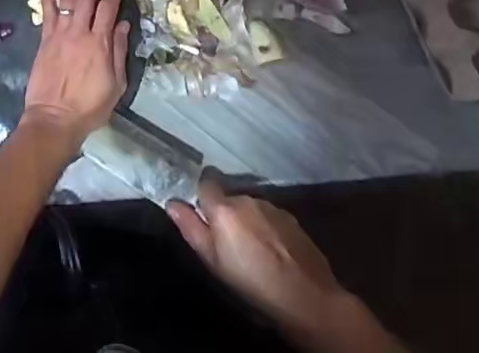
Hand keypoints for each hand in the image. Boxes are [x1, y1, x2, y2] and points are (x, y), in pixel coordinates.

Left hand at [20, 0, 129, 152]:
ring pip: (67, 0)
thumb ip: (119, 51)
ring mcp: (60, 35)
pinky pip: (46, 15)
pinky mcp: (44, 41)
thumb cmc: (90, 106)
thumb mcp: (116, 84)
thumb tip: (122, 24)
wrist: (54, 118)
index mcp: (100, 43)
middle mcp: (79, 32)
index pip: (108, 9)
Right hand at [167, 177, 348, 331]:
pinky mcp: (291, 219)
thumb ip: (190, 228)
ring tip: (251, 250)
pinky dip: (266, 229)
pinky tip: (272, 252)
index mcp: (224, 207)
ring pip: (250, 207)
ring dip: (247, 221)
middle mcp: (247, 198)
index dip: (201, 194)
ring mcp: (272, 207)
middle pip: (229, 197)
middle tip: (226, 241)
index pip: (205, 181)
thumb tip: (172, 202)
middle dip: (225, 213)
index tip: (200, 210)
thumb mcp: (213, 262)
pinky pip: (269, 217)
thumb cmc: (251, 282)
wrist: (306, 297)